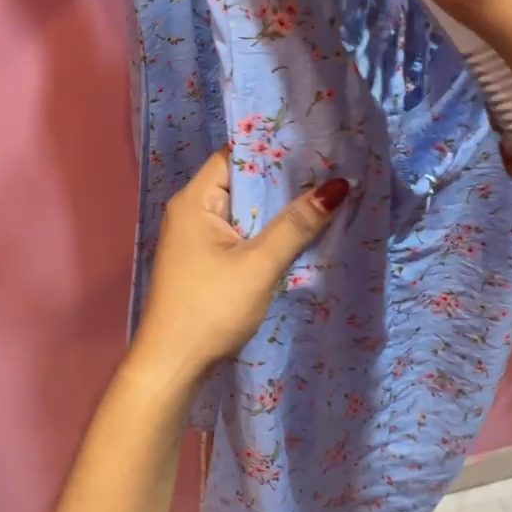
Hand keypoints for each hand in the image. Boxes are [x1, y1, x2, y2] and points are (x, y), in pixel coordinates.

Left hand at [130, 149, 348, 384]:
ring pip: (243, 212)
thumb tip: (338, 186)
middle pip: (241, 183)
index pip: (234, 156)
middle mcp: (191, 212)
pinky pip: (239, 235)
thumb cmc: (210, 308)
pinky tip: (297, 235)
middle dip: (282, 181)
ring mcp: (196, 238)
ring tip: (324, 198)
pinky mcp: (204, 262)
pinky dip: (265, 234)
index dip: (273, 150)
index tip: (315, 147)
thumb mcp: (259, 265)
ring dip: (276, 210)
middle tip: (331, 171)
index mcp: (195, 201)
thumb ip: (296, 224)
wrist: (173, 365)